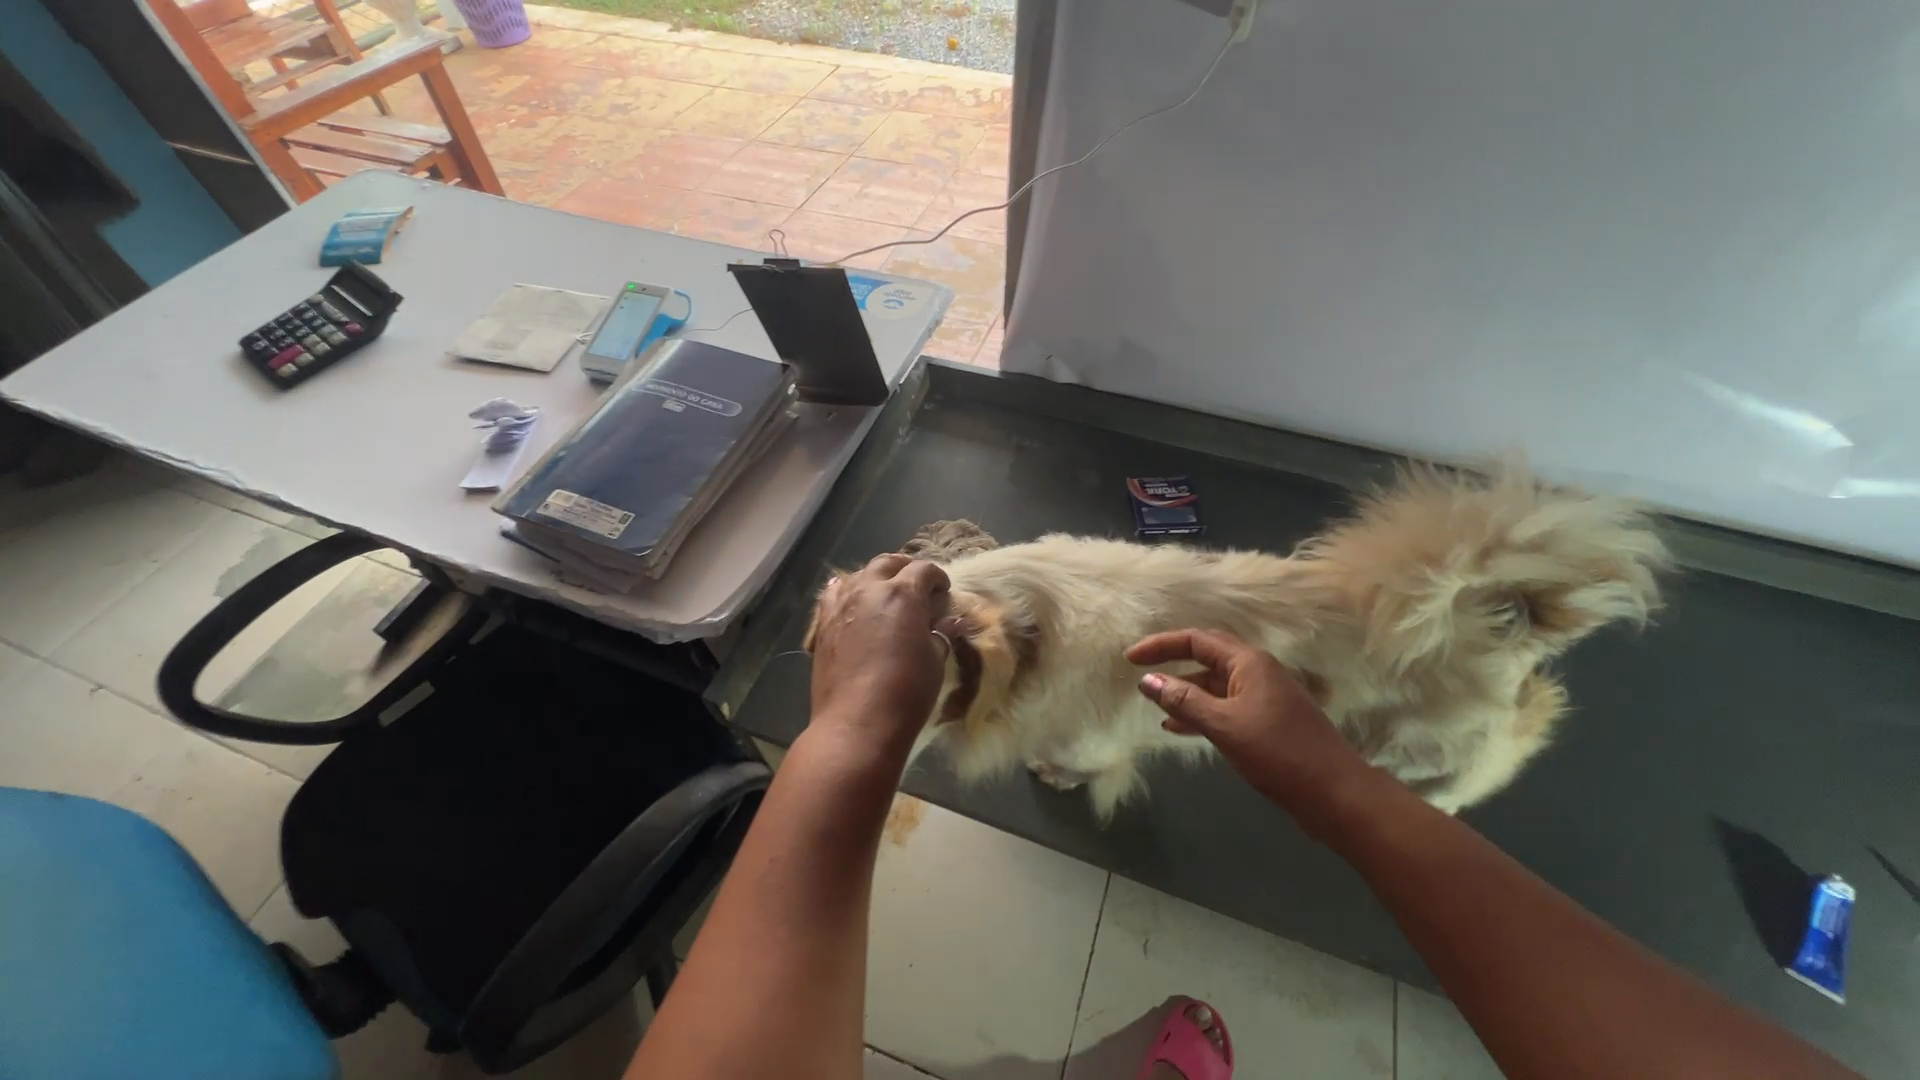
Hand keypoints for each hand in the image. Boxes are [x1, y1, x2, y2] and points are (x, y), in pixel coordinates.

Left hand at [808, 554, 951, 754]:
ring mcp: (841, 605)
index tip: (944, 592)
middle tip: (918, 585)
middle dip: (906, 569)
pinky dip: (848, 592)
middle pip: (888, 564)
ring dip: (876, 578)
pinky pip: (834, 595)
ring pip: (859, 575)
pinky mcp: (822, 625)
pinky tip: (853, 601)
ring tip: (886, 593)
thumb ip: (940, 634)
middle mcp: (869, 589)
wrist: (856, 723)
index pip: (924, 570)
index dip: (938, 578)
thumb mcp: (934, 661)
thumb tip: (951, 622)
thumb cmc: (906, 691)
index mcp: (903, 594)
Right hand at [1127, 629, 1373, 824]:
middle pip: (1206, 656)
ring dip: (1185, 691)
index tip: (1131, 659)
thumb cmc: (1278, 752)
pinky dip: (1201, 712)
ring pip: (1215, 684)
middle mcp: (1257, 671)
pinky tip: (1179, 728)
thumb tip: (1147, 680)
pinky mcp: (1268, 721)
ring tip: (1155, 704)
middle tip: (1140, 671)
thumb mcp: (1224, 725)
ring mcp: (1265, 696)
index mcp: (1249, 663)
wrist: (1334, 793)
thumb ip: (1183, 701)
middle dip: (1172, 662)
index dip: (1161, 645)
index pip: (1196, 640)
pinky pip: (1225, 706)